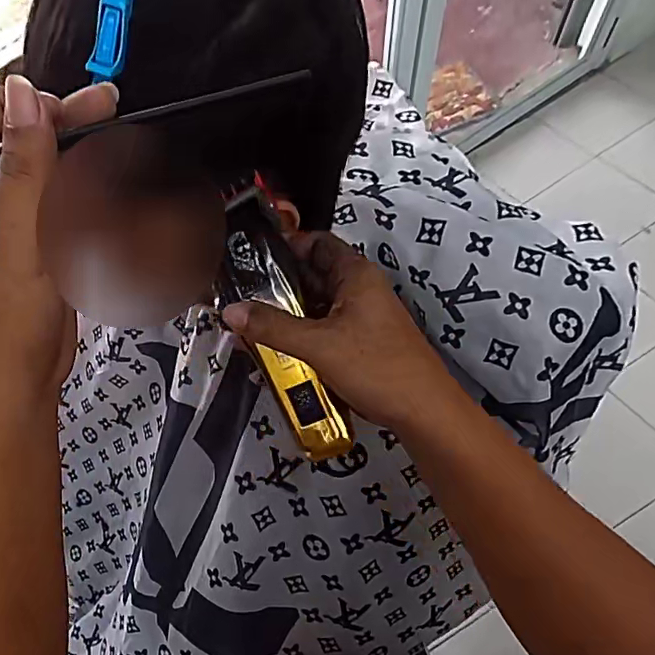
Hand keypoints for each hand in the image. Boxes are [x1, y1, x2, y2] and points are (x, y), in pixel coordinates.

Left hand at [0, 75, 117, 406]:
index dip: (17, 107)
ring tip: (116, 153)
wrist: (23, 384)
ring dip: (79, 162)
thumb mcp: (17, 243)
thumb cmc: (4, 331)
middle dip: (61, 129)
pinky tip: (108, 197)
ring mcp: (11, 228)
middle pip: (17, 145)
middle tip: (105, 111)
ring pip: (45, 175)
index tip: (61, 108)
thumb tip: (22, 98)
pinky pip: (61, 208)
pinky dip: (86, 200)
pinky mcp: (37, 248)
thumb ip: (24, 169)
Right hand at [222, 232, 460, 431]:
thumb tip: (232, 311)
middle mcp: (361, 291)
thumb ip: (271, 327)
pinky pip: (325, 332)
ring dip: (288, 318)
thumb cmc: (378, 369)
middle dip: (278, 289)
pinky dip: (302, 339)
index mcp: (356, 275)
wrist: (422, 411)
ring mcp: (363, 318)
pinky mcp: (362, 344)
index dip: (285, 247)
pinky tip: (278, 354)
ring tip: (252, 330)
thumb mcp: (317, 345)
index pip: (317, 242)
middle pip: (312, 277)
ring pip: (317, 308)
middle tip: (243, 301)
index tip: (252, 261)